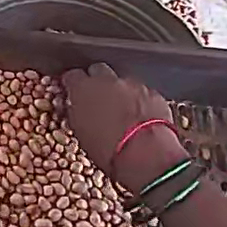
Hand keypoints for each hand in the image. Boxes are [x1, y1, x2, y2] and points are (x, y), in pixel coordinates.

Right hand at [62, 62, 182, 194]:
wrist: (147, 156)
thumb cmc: (109, 150)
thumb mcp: (81, 133)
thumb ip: (76, 112)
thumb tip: (75, 107)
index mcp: (83, 88)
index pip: (72, 76)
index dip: (72, 83)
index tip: (73, 90)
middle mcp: (107, 80)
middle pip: (98, 70)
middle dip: (97, 81)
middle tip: (97, 98)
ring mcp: (132, 85)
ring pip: (122, 81)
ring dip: (120, 91)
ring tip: (121, 112)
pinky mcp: (154, 94)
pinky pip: (143, 92)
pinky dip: (140, 101)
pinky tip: (140, 117)